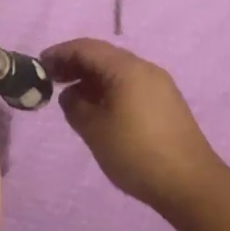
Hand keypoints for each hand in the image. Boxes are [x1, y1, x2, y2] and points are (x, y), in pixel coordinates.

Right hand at [42, 39, 223, 212]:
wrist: (190, 183)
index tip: (39, 65)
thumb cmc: (136, 152)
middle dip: (75, 65)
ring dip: (92, 79)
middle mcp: (145, 69)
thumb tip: (71, 95)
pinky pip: (131, 85)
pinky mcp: (166, 104)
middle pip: (104, 56)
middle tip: (51, 80)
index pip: (87, 48)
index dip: (60, 53)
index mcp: (127, 69)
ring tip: (71, 97)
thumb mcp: (95, 130)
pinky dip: (109, 90)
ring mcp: (159, 86)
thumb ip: (75, 106)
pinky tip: (98, 110)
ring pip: (118, 72)